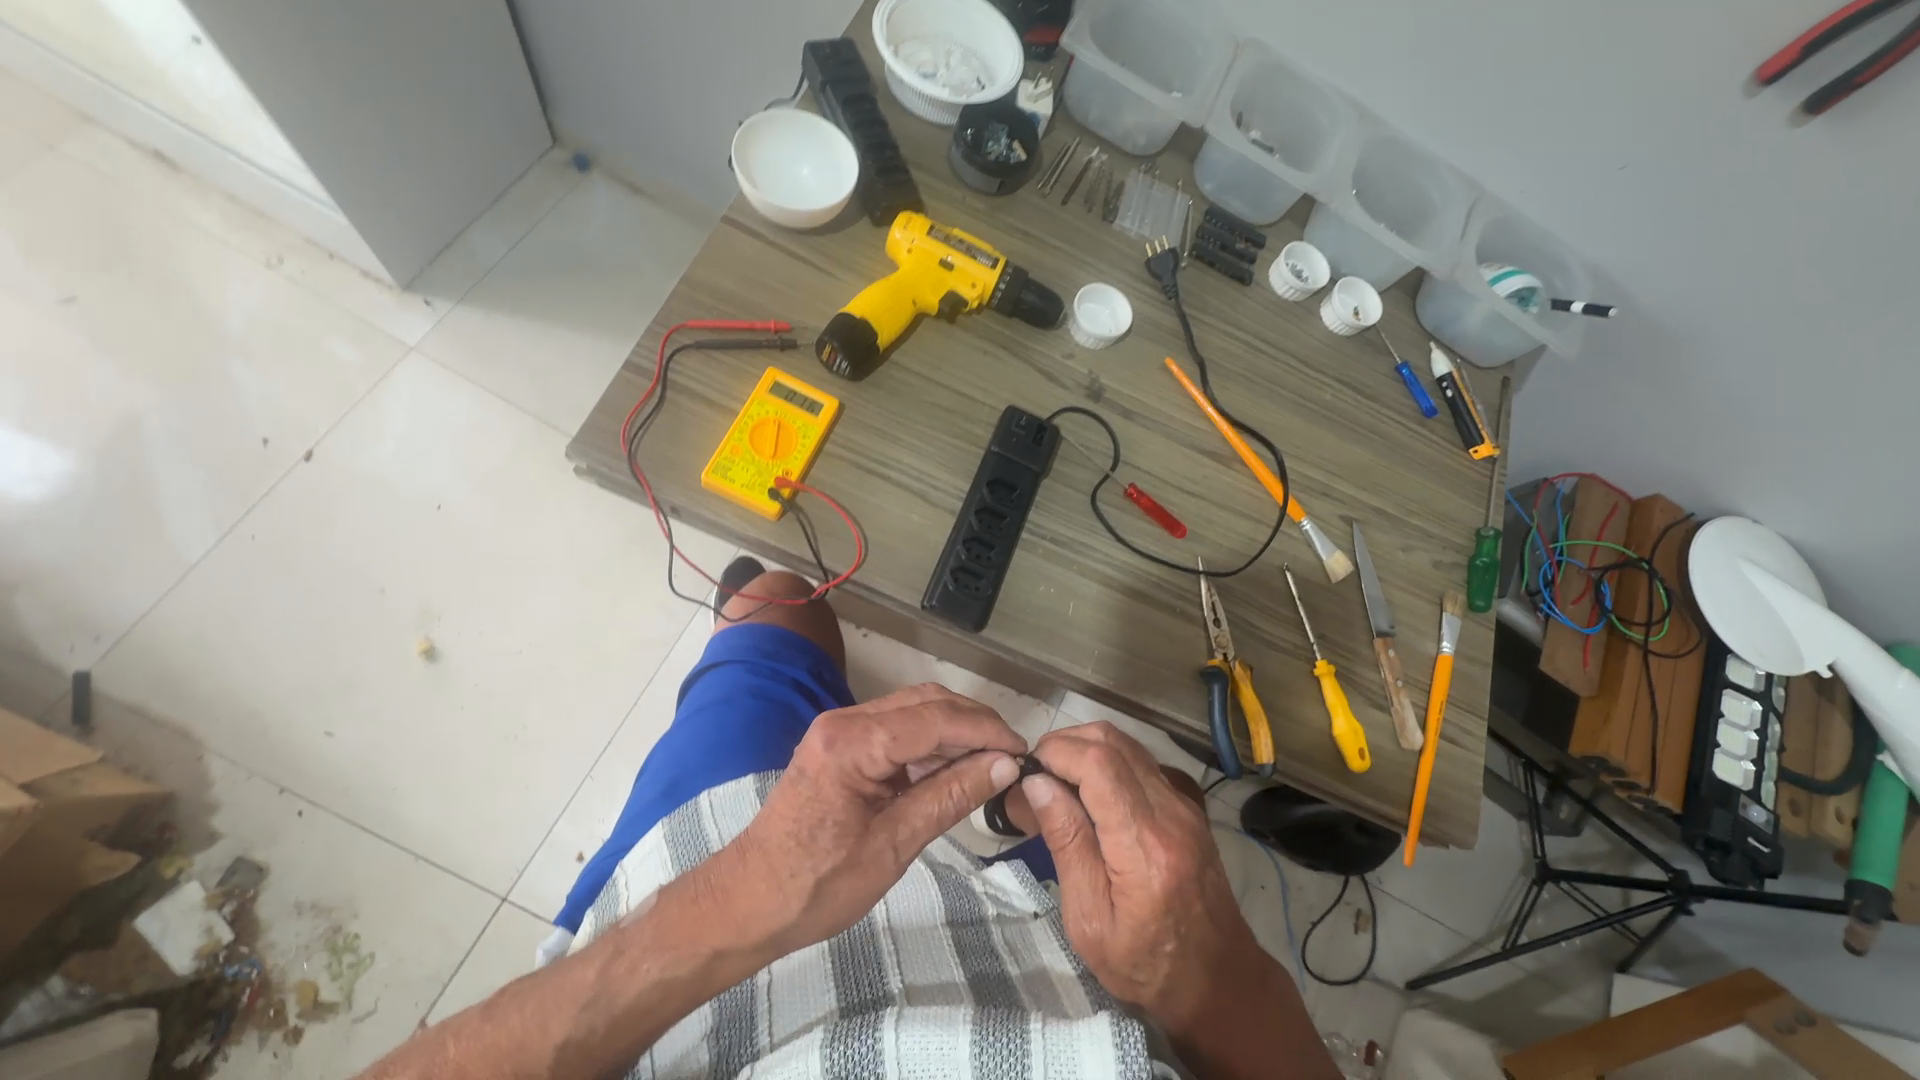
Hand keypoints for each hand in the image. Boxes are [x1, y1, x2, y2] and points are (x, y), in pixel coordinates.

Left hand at [708, 683, 1025, 955]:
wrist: (748, 902)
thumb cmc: (816, 885)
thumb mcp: (893, 845)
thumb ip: (949, 797)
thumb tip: (1004, 765)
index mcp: (853, 742)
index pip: (936, 718)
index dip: (986, 730)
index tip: (1024, 753)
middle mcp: (844, 722)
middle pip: (926, 702)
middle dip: (974, 724)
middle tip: (1011, 759)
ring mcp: (839, 730)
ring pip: (912, 711)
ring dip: (954, 732)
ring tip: (991, 766)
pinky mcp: (839, 746)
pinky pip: (895, 730)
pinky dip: (930, 745)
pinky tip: (952, 771)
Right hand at [1024, 723, 1282, 1036]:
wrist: (1219, 980)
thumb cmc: (1146, 966)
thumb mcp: (1090, 921)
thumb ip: (1067, 845)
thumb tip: (1037, 784)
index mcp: (1145, 847)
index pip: (1099, 765)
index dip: (1057, 753)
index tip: (1026, 773)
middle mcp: (1171, 813)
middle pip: (1112, 742)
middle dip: (1065, 745)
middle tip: (1035, 777)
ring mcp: (1184, 806)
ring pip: (1127, 745)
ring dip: (1084, 750)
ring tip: (1054, 784)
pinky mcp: (1186, 807)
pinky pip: (1139, 764)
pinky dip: (1105, 763)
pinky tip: (1085, 795)